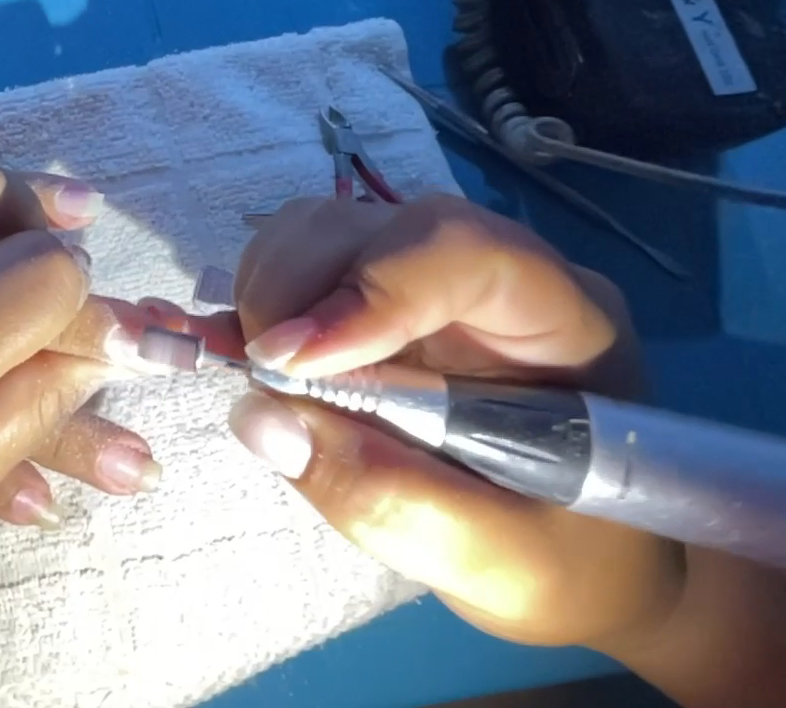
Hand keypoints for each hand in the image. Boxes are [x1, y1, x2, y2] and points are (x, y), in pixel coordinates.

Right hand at [225, 195, 683, 651]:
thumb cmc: (554, 556)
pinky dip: (246, 300)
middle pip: (364, 230)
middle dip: (291, 296)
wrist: (549, 547)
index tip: (293, 365)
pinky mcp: (355, 288)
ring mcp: (409, 271)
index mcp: (554, 318)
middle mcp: (476, 270)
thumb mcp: (494, 557)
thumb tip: (258, 416)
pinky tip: (231, 347)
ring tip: (269, 378)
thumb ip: (386, 495)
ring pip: (312, 231)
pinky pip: (285, 257)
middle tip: (270, 382)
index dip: (370, 289)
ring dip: (264, 296)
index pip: (460, 248)